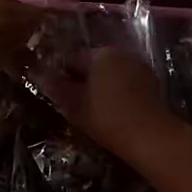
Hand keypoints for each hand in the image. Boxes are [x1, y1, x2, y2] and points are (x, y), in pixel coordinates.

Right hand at [36, 46, 181, 162]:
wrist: (151, 137)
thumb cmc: (107, 118)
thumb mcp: (74, 104)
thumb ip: (56, 87)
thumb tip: (39, 75)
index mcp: (100, 54)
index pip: (70, 59)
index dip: (59, 76)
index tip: (55, 95)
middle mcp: (121, 53)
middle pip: (92, 65)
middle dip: (80, 81)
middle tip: (72, 104)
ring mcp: (139, 67)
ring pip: (110, 74)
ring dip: (99, 87)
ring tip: (92, 110)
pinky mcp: (152, 84)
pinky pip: (126, 83)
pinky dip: (117, 93)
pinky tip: (113, 112)